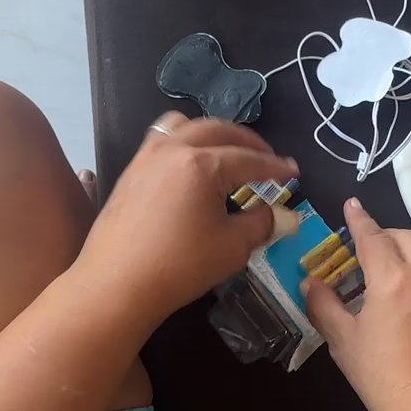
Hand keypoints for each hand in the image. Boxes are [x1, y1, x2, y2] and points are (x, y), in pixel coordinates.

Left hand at [75, 112, 297, 327]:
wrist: (116, 285)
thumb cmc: (180, 266)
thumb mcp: (232, 247)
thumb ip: (261, 224)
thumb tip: (279, 214)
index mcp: (202, 164)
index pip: (249, 159)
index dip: (276, 166)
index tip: (294, 171)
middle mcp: (173, 150)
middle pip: (218, 130)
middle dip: (248, 142)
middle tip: (267, 158)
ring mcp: (147, 157)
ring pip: (185, 125)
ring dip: (213, 133)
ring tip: (228, 151)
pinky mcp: (130, 171)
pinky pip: (162, 139)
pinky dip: (185, 141)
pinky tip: (192, 165)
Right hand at [304, 198, 410, 410]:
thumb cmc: (385, 379)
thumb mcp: (344, 343)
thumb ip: (324, 306)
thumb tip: (310, 282)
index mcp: (393, 280)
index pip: (372, 236)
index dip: (359, 219)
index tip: (351, 205)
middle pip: (404, 237)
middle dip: (383, 235)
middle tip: (363, 249)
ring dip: (404, 253)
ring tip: (385, 276)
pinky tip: (409, 300)